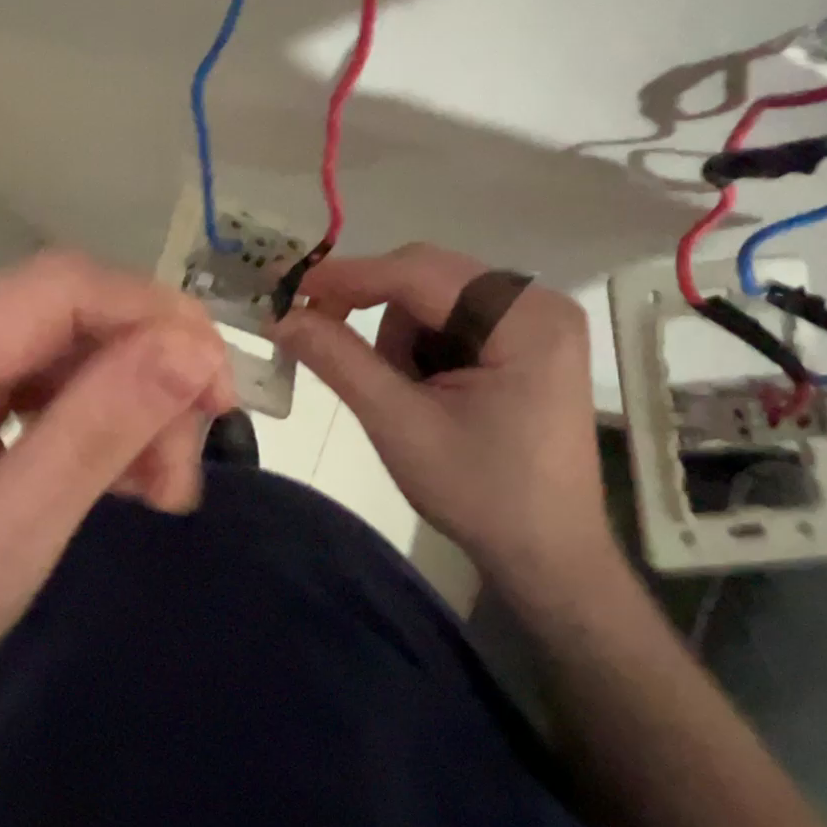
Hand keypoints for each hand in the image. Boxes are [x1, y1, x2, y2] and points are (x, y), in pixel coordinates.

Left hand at [0, 252, 234, 715]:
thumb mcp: (9, 538)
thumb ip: (96, 434)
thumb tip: (191, 348)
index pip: (58, 287)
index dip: (156, 321)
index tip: (218, 396)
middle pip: (68, 309)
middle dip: (147, 380)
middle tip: (181, 475)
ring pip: (68, 337)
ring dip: (128, 402)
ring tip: (156, 488)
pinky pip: (42, 363)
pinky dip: (93, 411)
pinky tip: (117, 470)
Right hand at [272, 243, 611, 581]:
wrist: (545, 553)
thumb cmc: (480, 492)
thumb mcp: (399, 424)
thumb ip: (339, 361)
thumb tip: (281, 317)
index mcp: (526, 318)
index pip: (419, 273)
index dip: (348, 278)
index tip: (288, 290)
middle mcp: (539, 304)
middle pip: (429, 277)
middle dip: (371, 308)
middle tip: (317, 336)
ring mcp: (537, 323)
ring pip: (434, 299)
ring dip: (396, 337)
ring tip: (397, 395)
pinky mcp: (527, 345)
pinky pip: (453, 320)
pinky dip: (420, 348)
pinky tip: (421, 392)